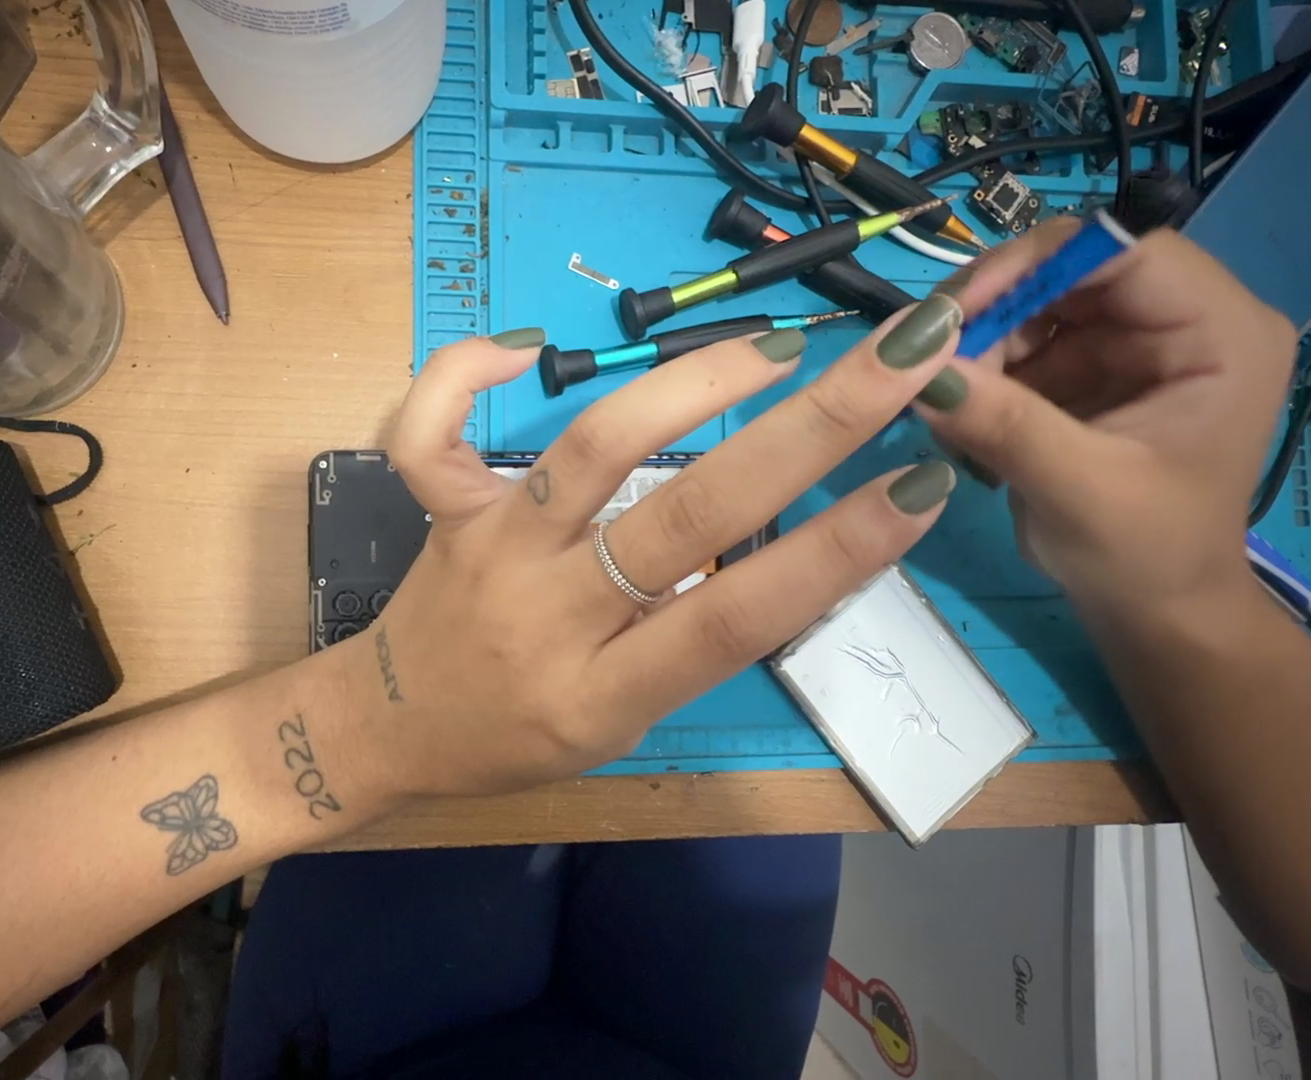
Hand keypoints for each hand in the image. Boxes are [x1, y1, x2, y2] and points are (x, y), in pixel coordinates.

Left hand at [331, 305, 968, 799]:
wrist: (390, 730)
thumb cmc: (510, 742)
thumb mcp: (615, 728)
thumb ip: (686, 649)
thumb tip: (772, 553)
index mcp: (604, 692)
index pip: (736, 617)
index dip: (835, 551)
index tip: (919, 482)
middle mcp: (550, 611)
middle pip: (686, 516)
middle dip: (807, 432)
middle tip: (899, 355)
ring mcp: (490, 550)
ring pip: (590, 452)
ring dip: (686, 387)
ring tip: (769, 348)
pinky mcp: (441, 514)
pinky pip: (431, 435)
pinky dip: (465, 375)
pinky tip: (527, 341)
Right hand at [921, 219, 1295, 615]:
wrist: (1148, 605)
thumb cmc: (1143, 552)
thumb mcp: (1075, 489)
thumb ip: (1004, 425)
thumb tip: (917, 370)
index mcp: (1218, 335)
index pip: (1127, 254)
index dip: (1036, 265)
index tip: (952, 311)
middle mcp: (1173, 324)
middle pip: (1068, 273)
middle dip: (992, 309)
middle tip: (927, 357)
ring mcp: (1122, 348)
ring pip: (1030, 307)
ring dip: (975, 345)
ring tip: (941, 400)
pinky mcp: (1080, 375)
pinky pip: (1013, 347)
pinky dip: (975, 372)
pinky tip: (956, 411)